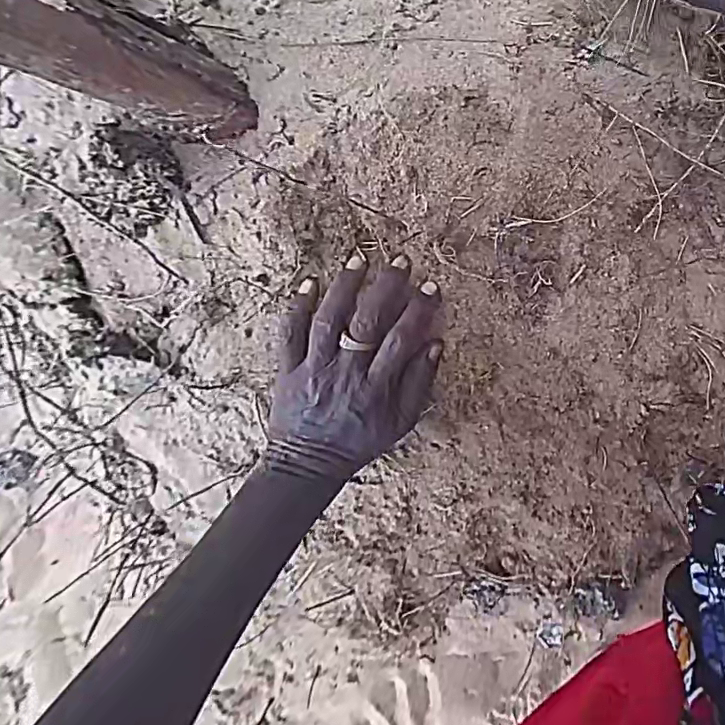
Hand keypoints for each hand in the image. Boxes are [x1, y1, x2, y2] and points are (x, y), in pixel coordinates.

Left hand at [268, 253, 442, 481]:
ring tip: (359, 259)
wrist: (306, 465)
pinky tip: (310, 281)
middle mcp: (344, 374)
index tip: (431, 286)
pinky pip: (290, 334)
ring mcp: (313, 369)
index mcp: (374, 388)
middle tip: (400, 261)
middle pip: (366, 323)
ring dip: (345, 288)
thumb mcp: (400, 422)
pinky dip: (297, 307)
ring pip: (328, 321)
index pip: (400, 340)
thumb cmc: (359, 441)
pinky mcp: (287, 369)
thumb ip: (419, 383)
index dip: (418, 310)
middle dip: (385, 288)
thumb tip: (436, 343)